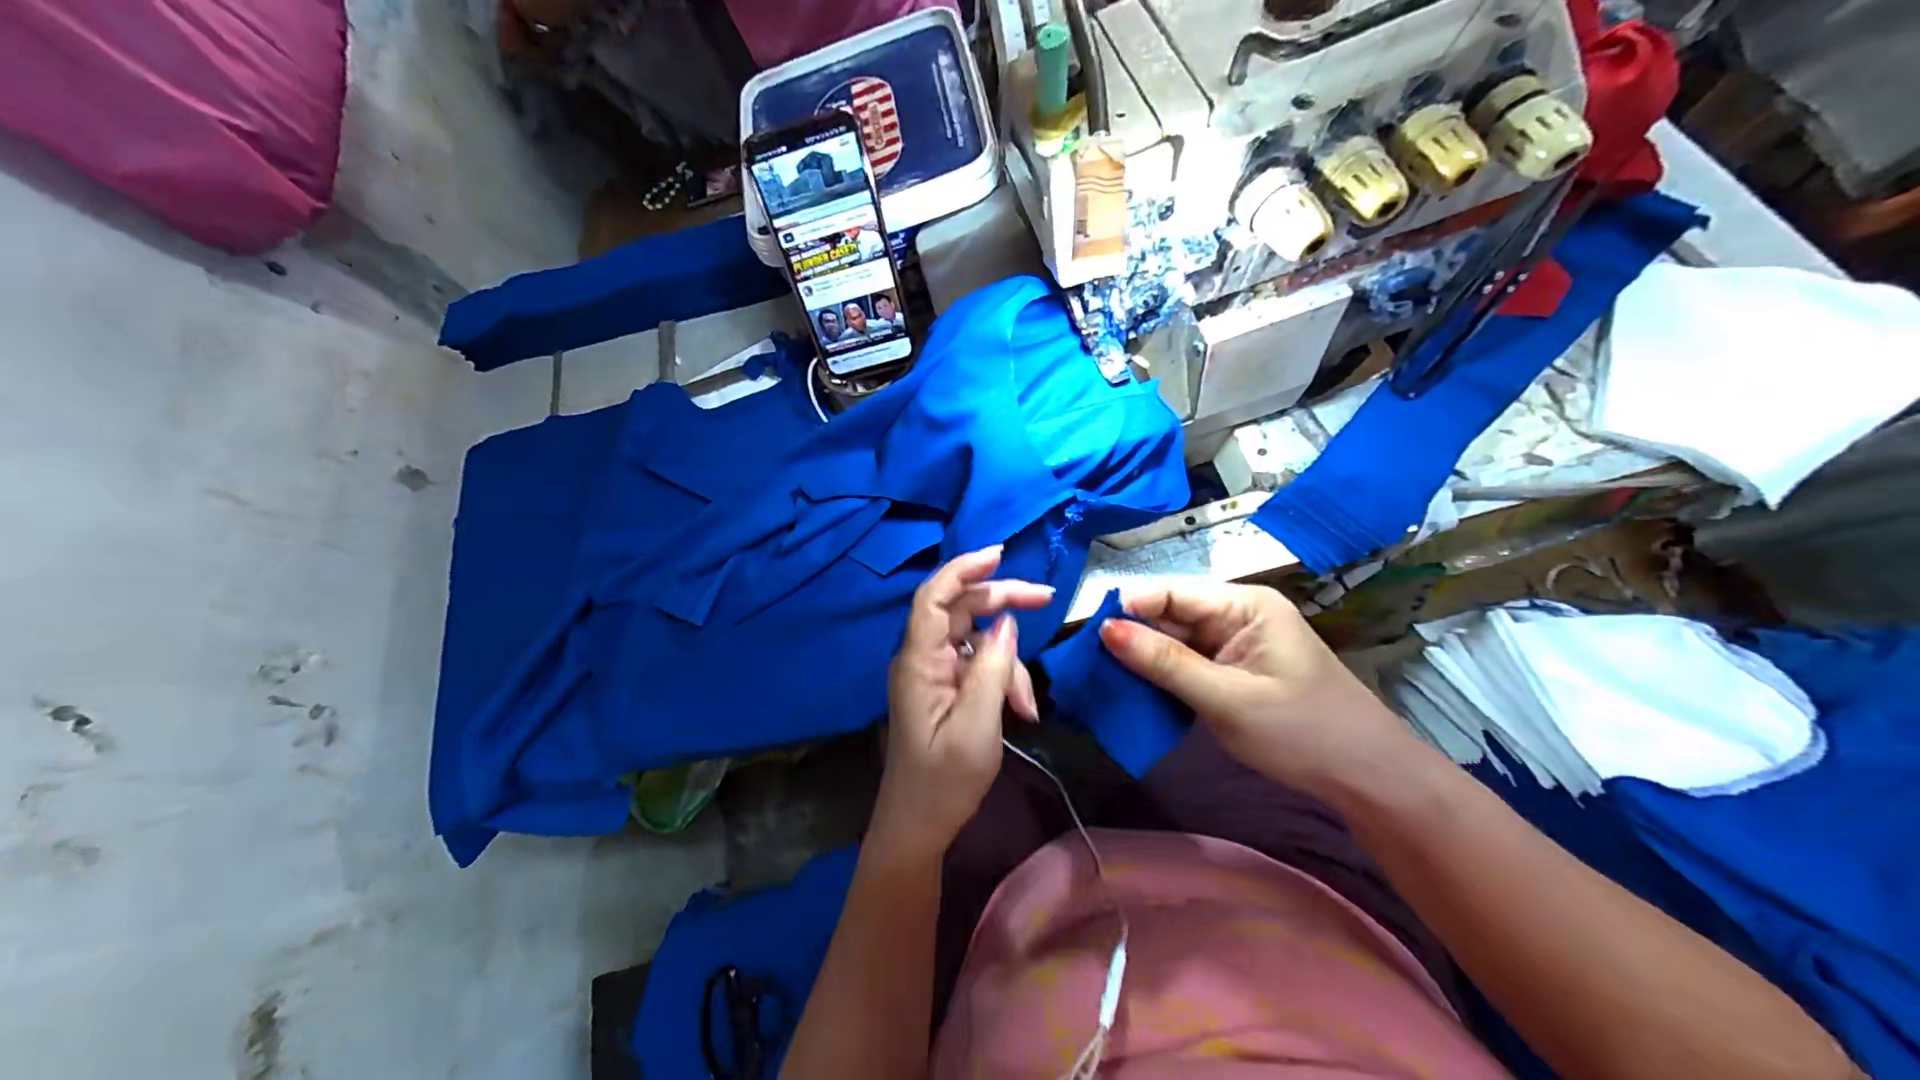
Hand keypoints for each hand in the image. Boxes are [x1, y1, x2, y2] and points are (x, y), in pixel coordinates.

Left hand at [875, 547, 1049, 855]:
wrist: (919, 824)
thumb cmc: (944, 781)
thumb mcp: (977, 726)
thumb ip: (992, 668)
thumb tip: (1007, 623)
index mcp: (918, 661)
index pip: (934, 597)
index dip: (964, 568)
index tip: (1001, 554)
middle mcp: (922, 657)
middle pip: (962, 609)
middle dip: (1004, 602)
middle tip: (1047, 600)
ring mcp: (934, 672)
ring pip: (978, 639)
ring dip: (1009, 662)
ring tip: (1027, 707)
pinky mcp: (946, 687)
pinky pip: (979, 665)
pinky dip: (1004, 679)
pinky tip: (1022, 710)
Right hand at [1099, 582, 1422, 797]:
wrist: (1367, 779)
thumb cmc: (1301, 732)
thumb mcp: (1226, 698)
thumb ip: (1164, 663)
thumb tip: (1105, 629)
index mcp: (1243, 605)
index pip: (1170, 593)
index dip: (1126, 609)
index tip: (1084, 637)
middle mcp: (1237, 614)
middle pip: (1169, 616)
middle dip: (1130, 637)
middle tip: (1083, 664)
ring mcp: (1235, 643)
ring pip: (1174, 641)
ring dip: (1142, 660)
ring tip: (1099, 677)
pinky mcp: (1234, 670)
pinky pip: (1187, 664)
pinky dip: (1162, 677)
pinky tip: (1134, 691)